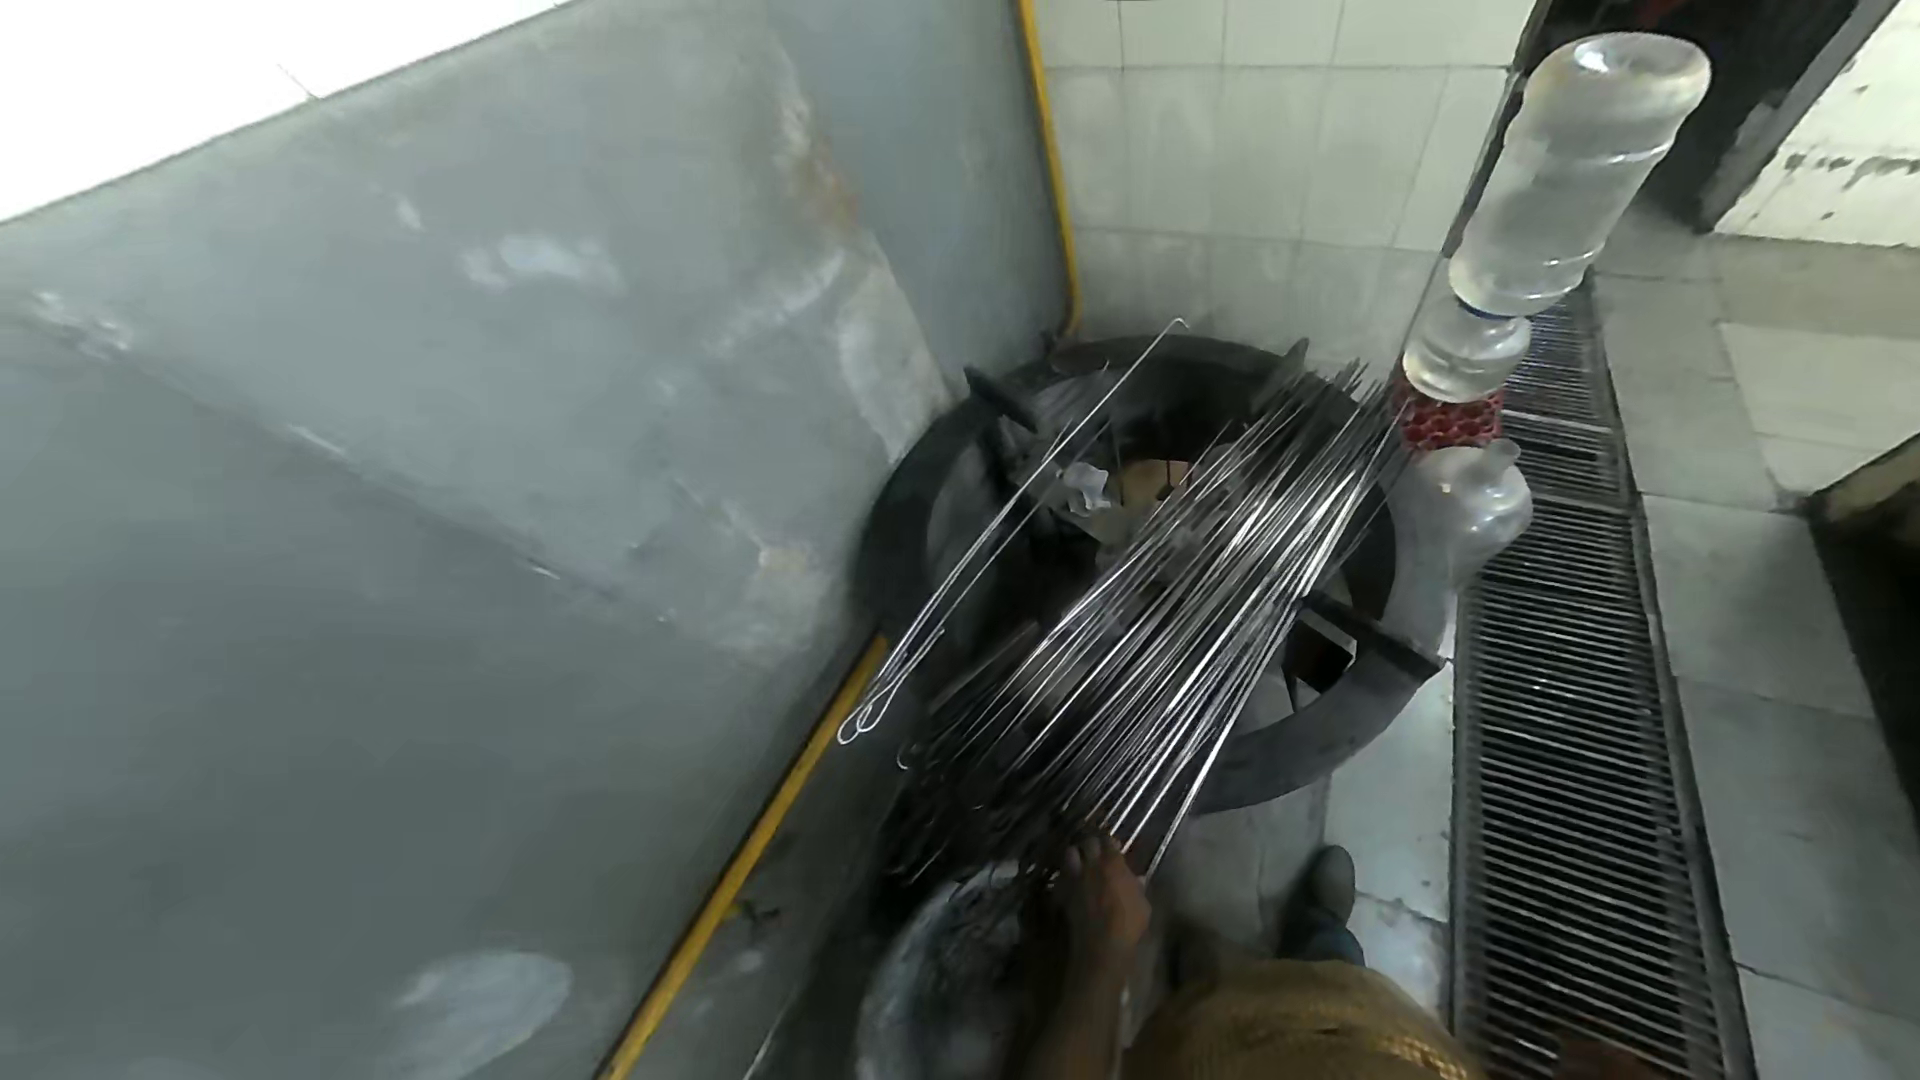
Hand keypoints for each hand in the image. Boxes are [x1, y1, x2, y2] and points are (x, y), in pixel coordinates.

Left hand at [1058, 833, 1150, 982]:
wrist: (1102, 943)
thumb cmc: (1128, 923)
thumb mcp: (1143, 905)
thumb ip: (1138, 888)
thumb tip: (1138, 878)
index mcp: (1113, 863)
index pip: (1108, 840)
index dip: (1109, 842)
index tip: (1113, 846)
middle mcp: (1092, 864)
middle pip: (1088, 842)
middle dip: (1091, 844)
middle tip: (1096, 851)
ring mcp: (1076, 875)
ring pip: (1070, 853)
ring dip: (1075, 855)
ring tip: (1079, 861)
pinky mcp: (1064, 889)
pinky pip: (1062, 875)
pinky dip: (1065, 875)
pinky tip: (1070, 881)